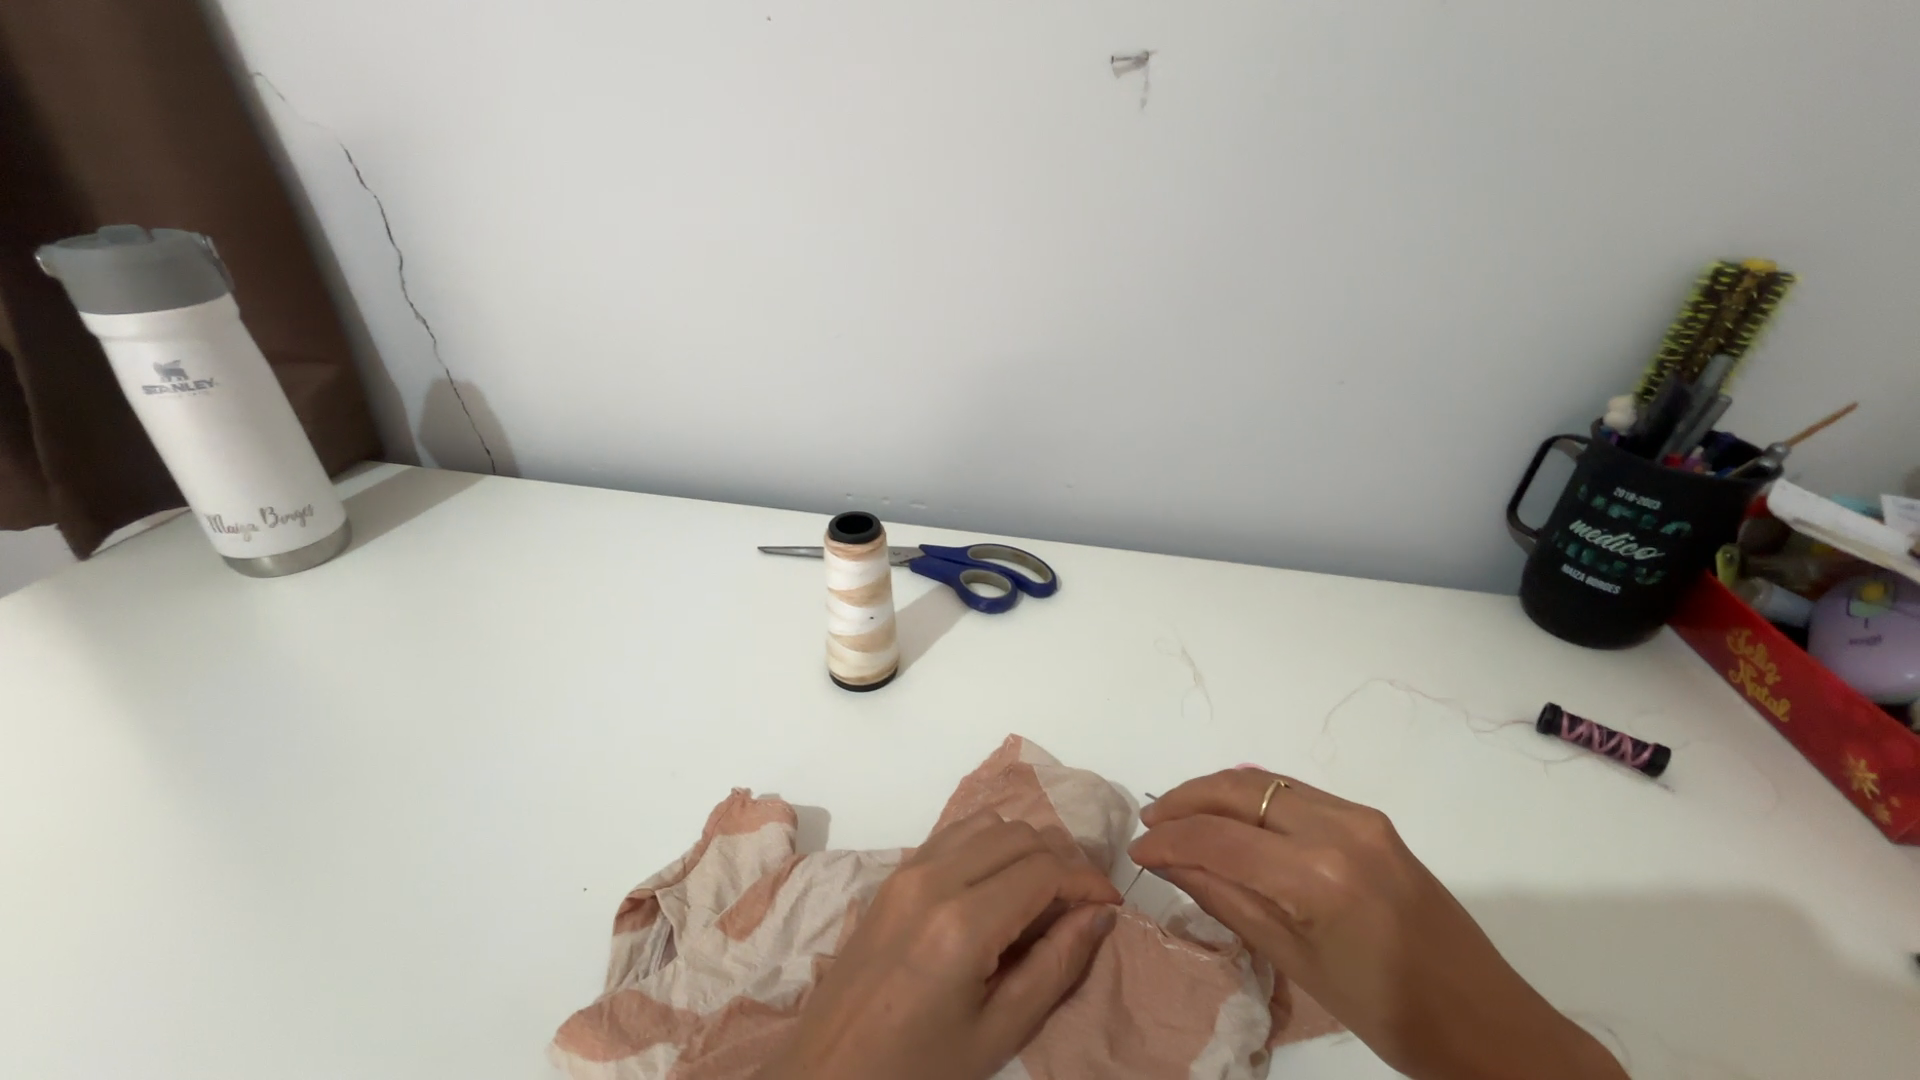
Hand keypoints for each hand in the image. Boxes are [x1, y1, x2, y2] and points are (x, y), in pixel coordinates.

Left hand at [757, 812, 1120, 1079]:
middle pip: (1020, 834)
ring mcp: (907, 870)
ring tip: (1039, 897)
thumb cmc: (919, 1067)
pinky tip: (995, 888)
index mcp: (962, 923)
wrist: (829, 1072)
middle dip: (1060, 862)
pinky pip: (953, 834)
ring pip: (987, 823)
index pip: (1045, 868)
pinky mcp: (893, 874)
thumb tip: (1099, 914)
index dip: (1087, 880)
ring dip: (1023, 848)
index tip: (1110, 905)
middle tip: (1077, 908)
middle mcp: (934, 878)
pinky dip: (987, 845)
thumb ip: (1055, 966)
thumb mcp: (998, 1031)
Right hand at [1130, 770, 1627, 1079]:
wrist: (1486, 1022)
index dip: (1169, 839)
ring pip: (1265, 781)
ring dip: (1216, 793)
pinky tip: (1232, 819)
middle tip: (1152, 823)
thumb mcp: (1294, 961)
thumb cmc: (1385, 1013)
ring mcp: (1360, 818)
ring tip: (1181, 816)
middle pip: (1238, 790)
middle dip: (1186, 800)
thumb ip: (1224, 899)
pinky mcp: (1372, 820)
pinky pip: (1295, 792)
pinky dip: (1253, 798)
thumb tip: (1167, 862)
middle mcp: (1338, 829)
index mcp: (1318, 877)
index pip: (1218, 838)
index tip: (1138, 849)